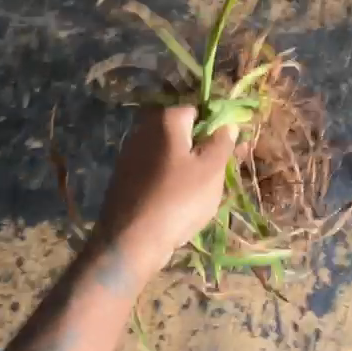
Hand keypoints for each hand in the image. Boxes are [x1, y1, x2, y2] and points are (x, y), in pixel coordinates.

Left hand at [97, 106, 235, 266]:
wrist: (132, 239)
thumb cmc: (179, 199)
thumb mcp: (211, 170)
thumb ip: (222, 143)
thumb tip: (228, 124)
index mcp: (166, 119)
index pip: (198, 111)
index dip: (216, 128)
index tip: (228, 151)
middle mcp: (143, 128)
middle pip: (181, 132)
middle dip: (199, 148)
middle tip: (216, 174)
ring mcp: (129, 152)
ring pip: (167, 153)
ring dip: (184, 166)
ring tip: (198, 192)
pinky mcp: (123, 175)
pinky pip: (153, 170)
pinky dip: (166, 179)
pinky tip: (175, 201)